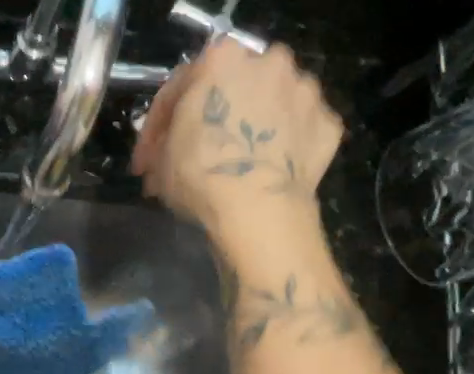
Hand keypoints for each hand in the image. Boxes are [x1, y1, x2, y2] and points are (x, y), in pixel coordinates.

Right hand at [131, 41, 341, 254]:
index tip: (146, 162)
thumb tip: (165, 152)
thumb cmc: (201, 176)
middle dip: (208, 125)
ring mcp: (305, 91)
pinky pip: (296, 132)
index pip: (178, 89)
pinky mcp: (327, 123)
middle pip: (230, 91)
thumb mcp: (160, 162)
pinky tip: (266, 174)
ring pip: (268, 107)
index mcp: (222, 60)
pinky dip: (281, 149)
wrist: (258, 212)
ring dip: (249, 131)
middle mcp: (270, 62)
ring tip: (233, 170)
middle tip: (191, 163)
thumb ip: (163, 143)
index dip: (156, 129)